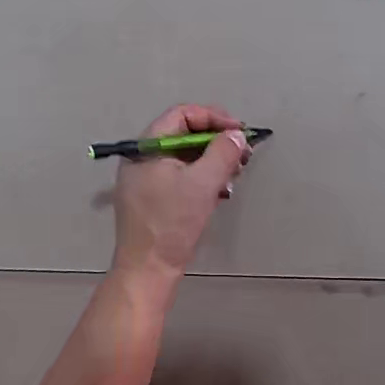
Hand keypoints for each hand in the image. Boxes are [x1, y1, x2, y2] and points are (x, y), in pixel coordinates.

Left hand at [111, 104, 251, 285]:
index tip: (238, 132)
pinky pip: (180, 177)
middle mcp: (142, 158)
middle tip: (242, 155)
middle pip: (184, 135)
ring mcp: (145, 179)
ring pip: (184, 158)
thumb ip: (222, 153)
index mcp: (146, 147)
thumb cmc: (172, 223)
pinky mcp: (153, 199)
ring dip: (212, 162)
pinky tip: (220, 193)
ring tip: (234, 175)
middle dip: (216, 142)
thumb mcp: (202, 184)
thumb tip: (236, 135)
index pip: (181, 115)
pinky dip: (201, 179)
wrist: (148, 269)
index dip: (213, 118)